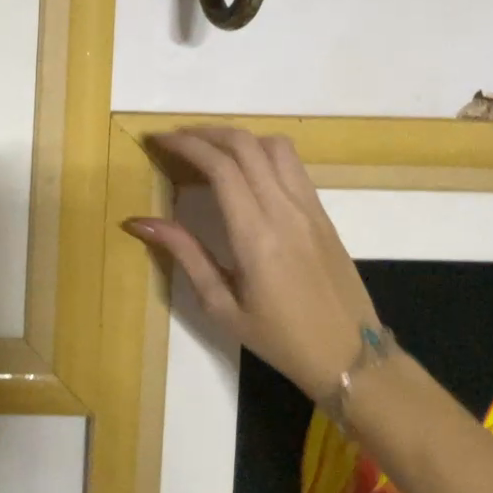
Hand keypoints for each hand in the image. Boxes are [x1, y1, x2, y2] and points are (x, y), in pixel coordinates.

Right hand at [125, 127, 376, 399]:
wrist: (352, 360)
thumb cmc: (281, 339)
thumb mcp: (222, 307)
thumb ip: (184, 255)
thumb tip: (140, 222)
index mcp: (256, 234)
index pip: (220, 166)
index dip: (185, 145)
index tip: (158, 140)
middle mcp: (284, 210)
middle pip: (245, 144)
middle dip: (205, 133)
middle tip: (176, 140)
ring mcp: (309, 208)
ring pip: (273, 145)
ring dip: (237, 138)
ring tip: (210, 150)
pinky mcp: (323, 213)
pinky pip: (292, 164)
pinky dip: (261, 152)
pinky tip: (244, 170)